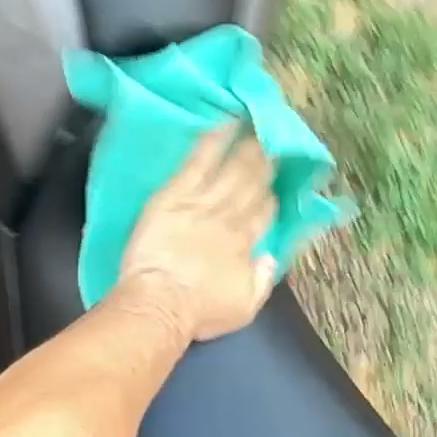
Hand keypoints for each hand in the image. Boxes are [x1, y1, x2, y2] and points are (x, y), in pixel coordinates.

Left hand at [113, 127, 278, 342]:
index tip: (277, 184)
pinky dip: (212, 143)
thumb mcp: (244, 306)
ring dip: (246, 145)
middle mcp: (228, 218)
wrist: (159, 304)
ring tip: (256, 124)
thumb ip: (261, 279)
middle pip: (252, 184)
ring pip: (230, 168)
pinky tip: (223, 125)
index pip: (265, 213)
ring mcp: (201, 204)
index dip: (271, 197)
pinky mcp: (174, 197)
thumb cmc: (198, 312)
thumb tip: (270, 257)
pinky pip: (196, 163)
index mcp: (245, 244)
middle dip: (266, 161)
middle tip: (275, 139)